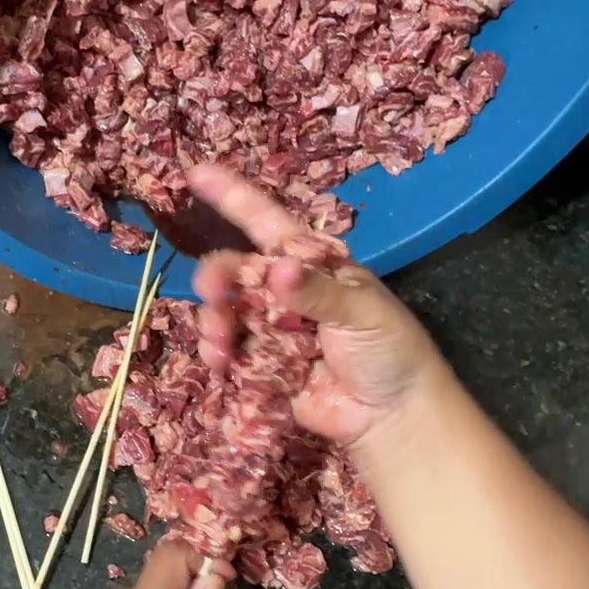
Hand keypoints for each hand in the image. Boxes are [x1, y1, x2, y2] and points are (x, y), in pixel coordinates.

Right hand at [186, 163, 454, 449]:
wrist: (392, 415)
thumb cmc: (390, 350)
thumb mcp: (362, 311)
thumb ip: (316, 292)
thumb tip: (276, 271)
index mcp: (310, 263)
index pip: (266, 221)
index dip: (232, 196)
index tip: (196, 173)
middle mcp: (282, 290)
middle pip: (234, 271)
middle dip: (217, 278)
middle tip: (213, 294)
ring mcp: (267, 327)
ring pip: (223, 312)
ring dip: (213, 322)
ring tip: (220, 343)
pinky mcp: (258, 363)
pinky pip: (226, 352)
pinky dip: (216, 354)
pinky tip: (221, 362)